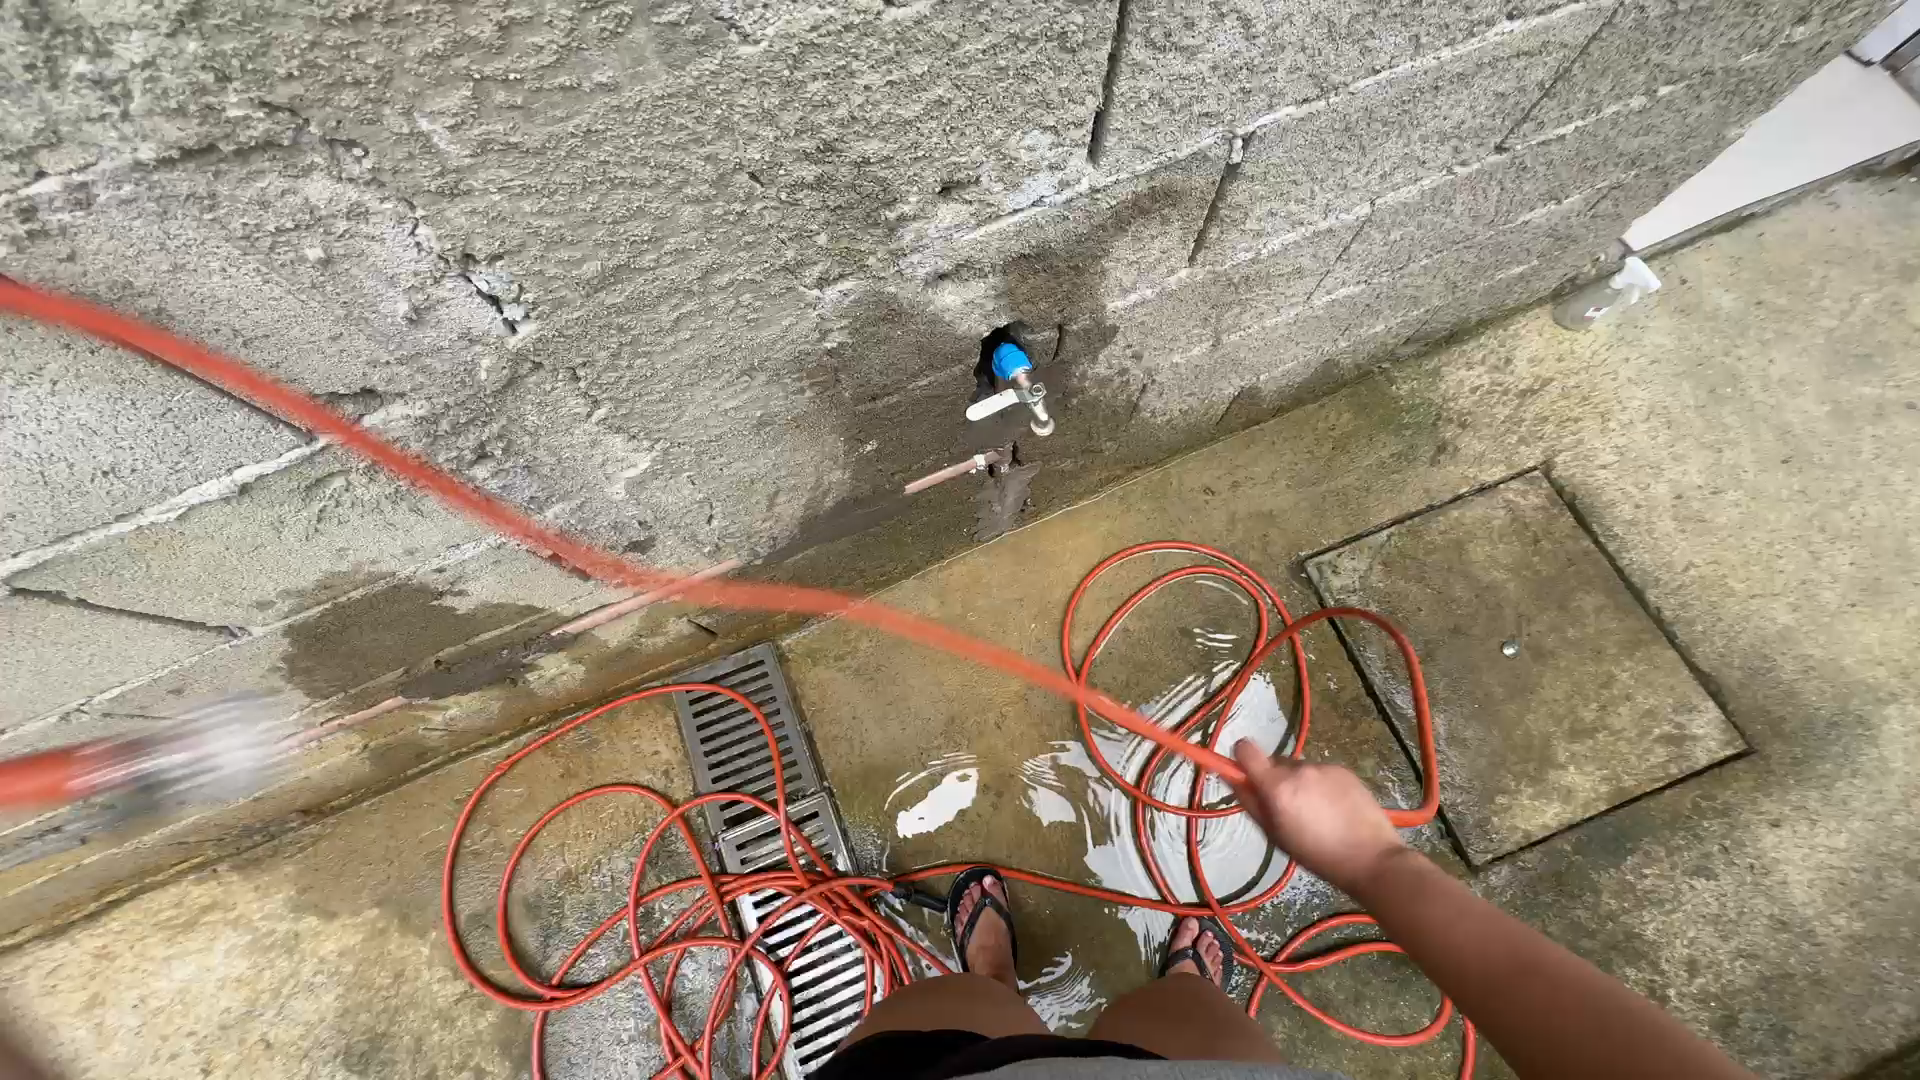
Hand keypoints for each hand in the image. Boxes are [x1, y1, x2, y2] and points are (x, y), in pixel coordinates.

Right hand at [1227, 739, 1407, 894]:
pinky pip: (1321, 772)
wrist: (1373, 860)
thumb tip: (1231, 778)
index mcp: (1276, 786)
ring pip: (1298, 768)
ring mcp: (1323, 767)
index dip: (1242, 759)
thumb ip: (1250, 802)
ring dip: (1299, 782)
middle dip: (1274, 779)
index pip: (1245, 749)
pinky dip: (1321, 784)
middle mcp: (1297, 768)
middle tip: (1289, 807)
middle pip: (1273, 762)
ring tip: (1317, 811)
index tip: (1248, 776)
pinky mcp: (1344, 769)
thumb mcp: (1274, 835)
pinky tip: (1335, 808)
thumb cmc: (1317, 855)